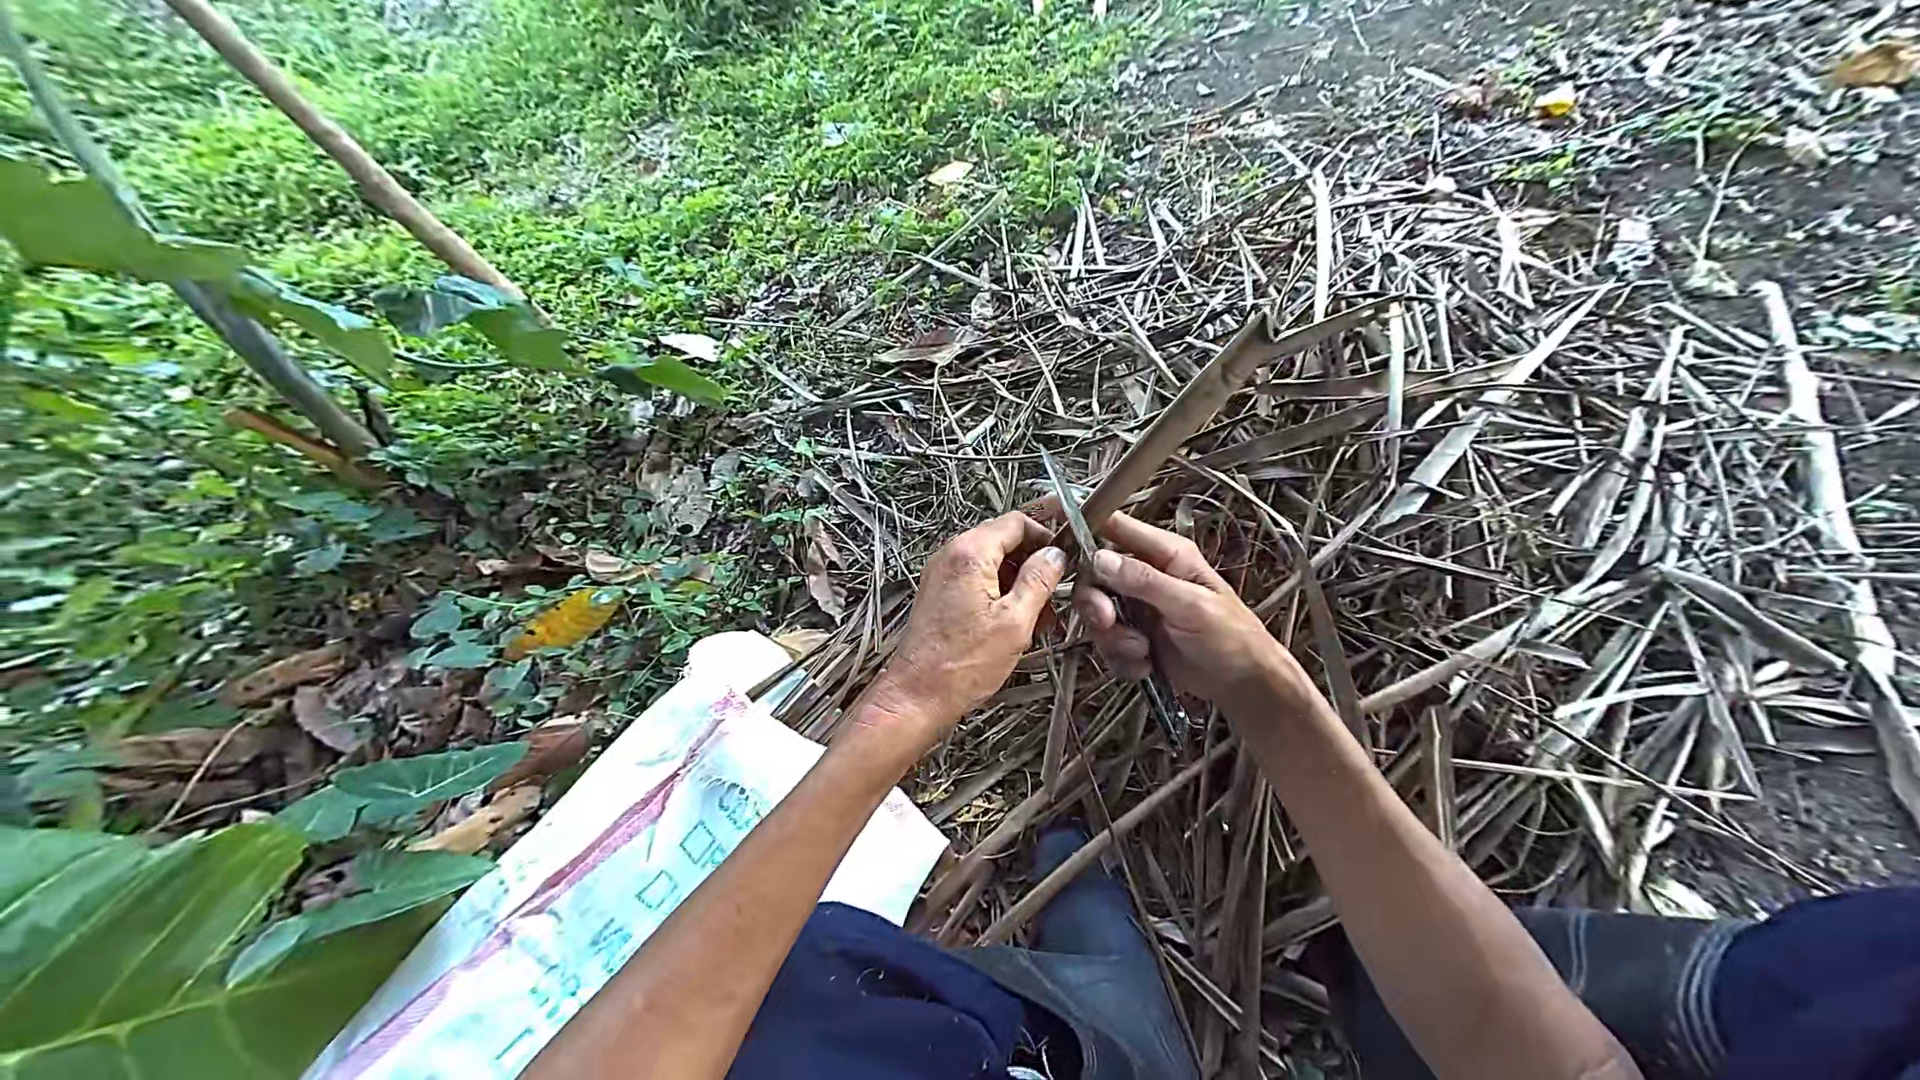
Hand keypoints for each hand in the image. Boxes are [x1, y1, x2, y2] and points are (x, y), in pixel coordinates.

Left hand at [853, 512, 1065, 758]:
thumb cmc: (958, 665)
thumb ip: (1040, 580)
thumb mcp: (1016, 621)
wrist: (919, 695)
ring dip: (1020, 582)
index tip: (1065, 554)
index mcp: (970, 554)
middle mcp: (951, 556)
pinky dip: (1001, 594)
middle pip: (1005, 540)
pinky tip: (1016, 623)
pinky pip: (978, 581)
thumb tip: (1055, 556)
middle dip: (1035, 563)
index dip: (1047, 536)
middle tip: (1055, 589)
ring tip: (1038, 615)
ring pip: (994, 563)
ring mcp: (943, 574)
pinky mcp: (941, 594)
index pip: (1017, 522)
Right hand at [1068, 511, 1305, 712]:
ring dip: (1112, 638)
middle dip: (1097, 604)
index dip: (1082, 522)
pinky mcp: (1133, 635)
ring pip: (1095, 613)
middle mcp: (1146, 576)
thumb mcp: (1191, 604)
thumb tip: (1101, 558)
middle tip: (1109, 622)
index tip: (1054, 523)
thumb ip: (1144, 580)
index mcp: (1165, 554)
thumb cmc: (1234, 638)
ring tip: (1140, 650)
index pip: (1115, 526)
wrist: (1243, 684)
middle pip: (1094, 576)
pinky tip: (1144, 664)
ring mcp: (1137, 607)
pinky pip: (1106, 642)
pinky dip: (1120, 658)